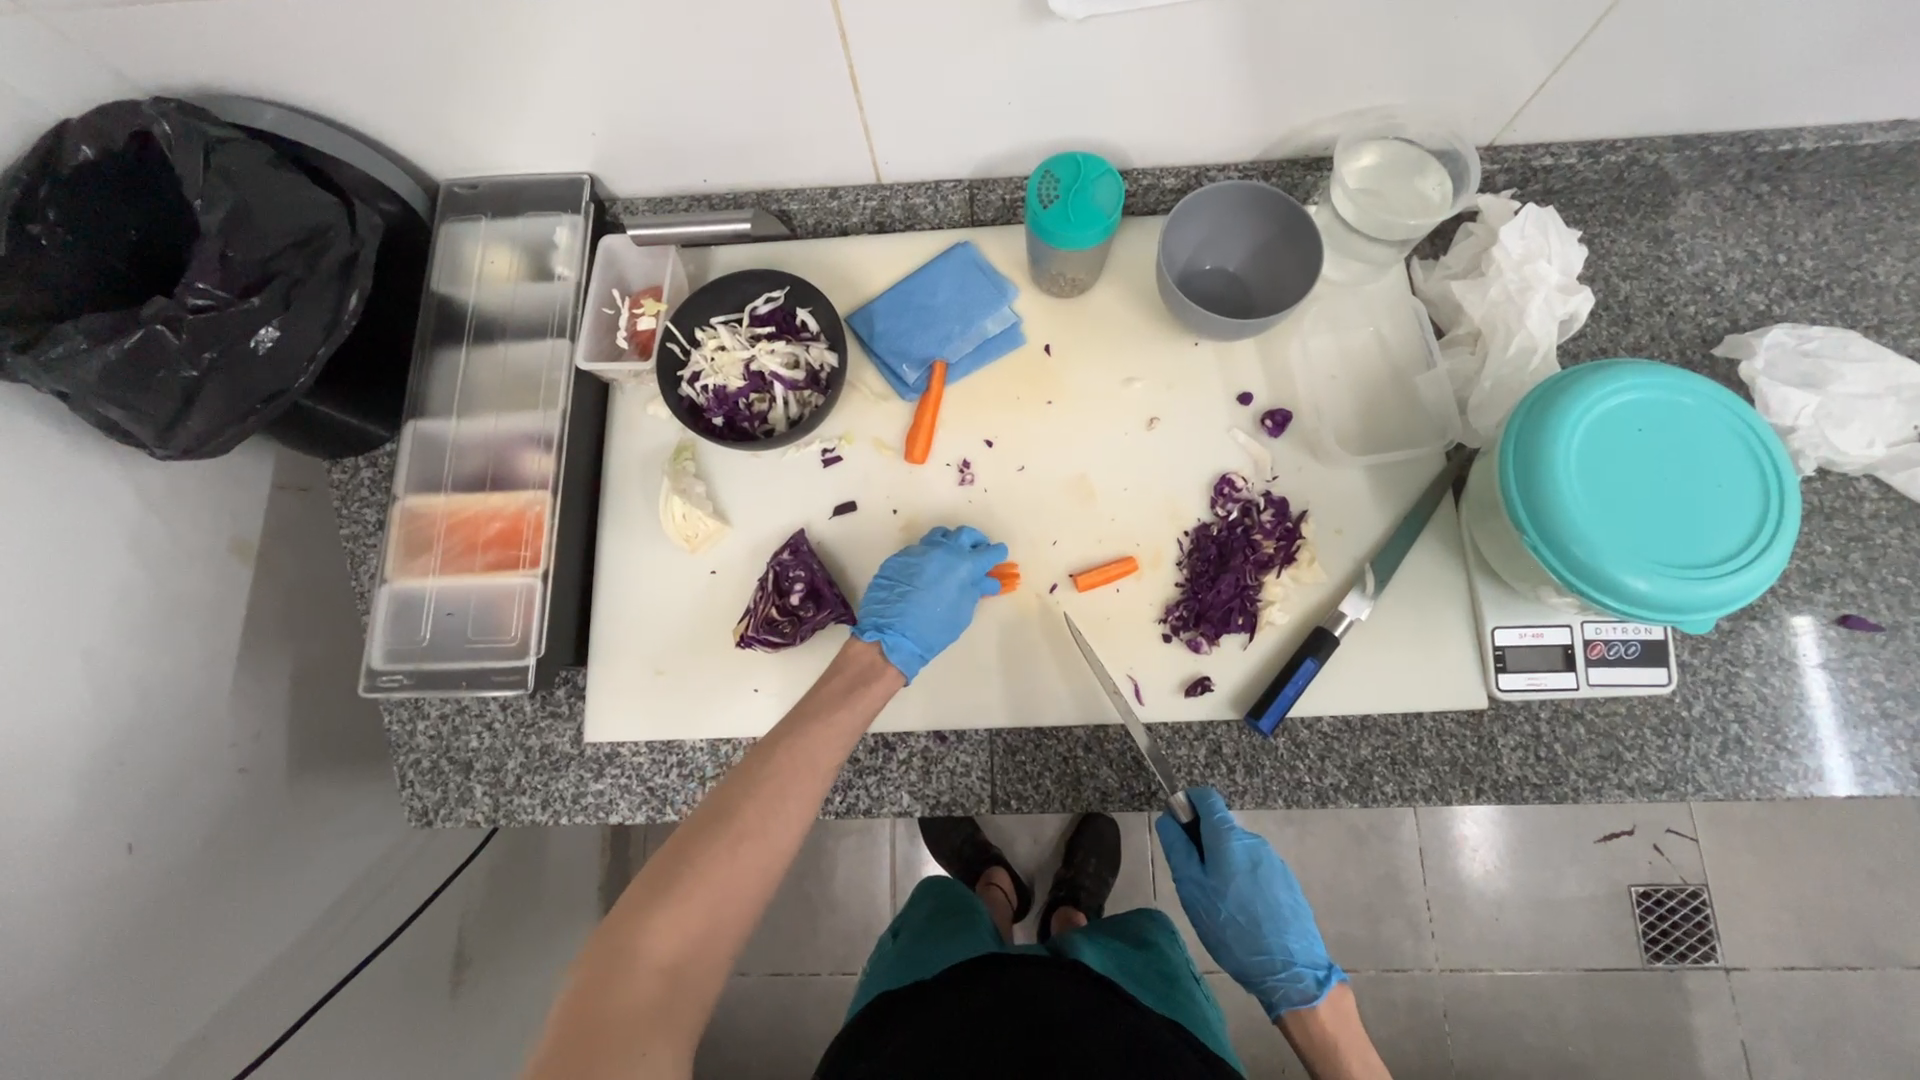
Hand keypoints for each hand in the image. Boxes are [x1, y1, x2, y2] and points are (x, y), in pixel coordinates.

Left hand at [851, 525, 1007, 681]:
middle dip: (976, 541)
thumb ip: (975, 591)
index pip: (988, 553)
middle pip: (965, 535)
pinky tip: (928, 568)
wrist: (891, 634)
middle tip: (978, 551)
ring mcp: (920, 551)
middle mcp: (943, 551)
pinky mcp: (901, 556)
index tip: (999, 554)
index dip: (996, 554)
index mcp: (964, 565)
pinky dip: (930, 554)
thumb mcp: (962, 612)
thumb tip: (986, 580)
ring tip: (952, 553)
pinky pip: (921, 548)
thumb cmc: (934, 629)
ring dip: (951, 541)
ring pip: (941, 535)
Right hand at [1156, 787, 1345, 1018]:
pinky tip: (1242, 914)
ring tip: (1218, 904)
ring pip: (1237, 851)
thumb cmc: (1231, 927)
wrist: (1291, 971)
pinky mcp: (1286, 883)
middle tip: (1194, 882)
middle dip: (1202, 844)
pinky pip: (1255, 870)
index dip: (1187, 803)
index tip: (1177, 827)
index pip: (1206, 797)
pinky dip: (1242, 880)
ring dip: (1222, 865)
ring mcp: (1274, 861)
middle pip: (1220, 827)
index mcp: (1228, 837)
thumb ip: (1178, 849)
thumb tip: (1167, 819)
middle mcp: (1253, 840)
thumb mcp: (1192, 889)